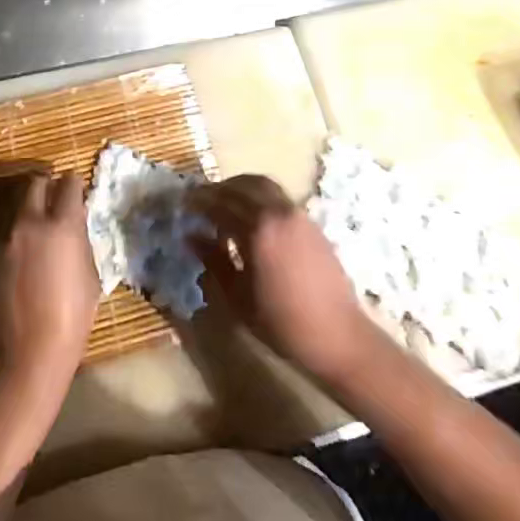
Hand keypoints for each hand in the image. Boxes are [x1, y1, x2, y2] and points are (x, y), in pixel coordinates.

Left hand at [0, 173, 98, 384]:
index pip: (68, 183)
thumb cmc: (71, 318)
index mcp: (62, 225)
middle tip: (52, 202)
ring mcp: (2, 237)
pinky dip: (10, 234)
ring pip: (13, 206)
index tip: (75, 192)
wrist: (26, 353)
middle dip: (45, 187)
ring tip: (33, 228)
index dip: (73, 185)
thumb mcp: (90, 275)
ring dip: (25, 209)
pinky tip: (17, 254)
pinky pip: (0, 231)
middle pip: (34, 183)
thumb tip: (74, 227)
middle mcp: (29, 222)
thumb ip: (80, 241)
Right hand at [190, 174, 378, 382]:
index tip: (182, 205)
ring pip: (263, 185)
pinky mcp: (310, 223)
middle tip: (200, 202)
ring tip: (223, 206)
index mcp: (258, 229)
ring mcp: (298, 215)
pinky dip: (258, 197)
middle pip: (242, 185)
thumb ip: (213, 260)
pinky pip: (278, 197)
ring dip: (239, 188)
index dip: (198, 202)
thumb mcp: (237, 296)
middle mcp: (278, 212)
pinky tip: (250, 220)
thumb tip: (191, 235)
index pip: (219, 203)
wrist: (337, 335)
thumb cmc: (281, 322)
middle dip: (217, 190)